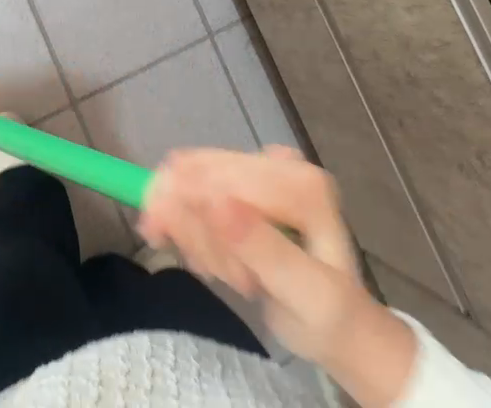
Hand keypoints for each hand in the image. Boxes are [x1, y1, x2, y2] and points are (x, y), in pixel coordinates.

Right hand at [139, 147, 416, 404]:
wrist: (335, 324)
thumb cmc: (327, 313)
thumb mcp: (304, 291)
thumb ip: (262, 248)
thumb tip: (217, 202)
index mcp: (304, 184)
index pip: (229, 177)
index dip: (188, 201)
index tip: (155, 233)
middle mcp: (284, 167)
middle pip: (207, 173)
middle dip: (192, 223)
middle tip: (205, 270)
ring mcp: (264, 175)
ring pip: (195, 181)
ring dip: (193, 231)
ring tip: (226, 274)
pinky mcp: (246, 187)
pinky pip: (196, 190)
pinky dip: (189, 226)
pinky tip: (207, 257)